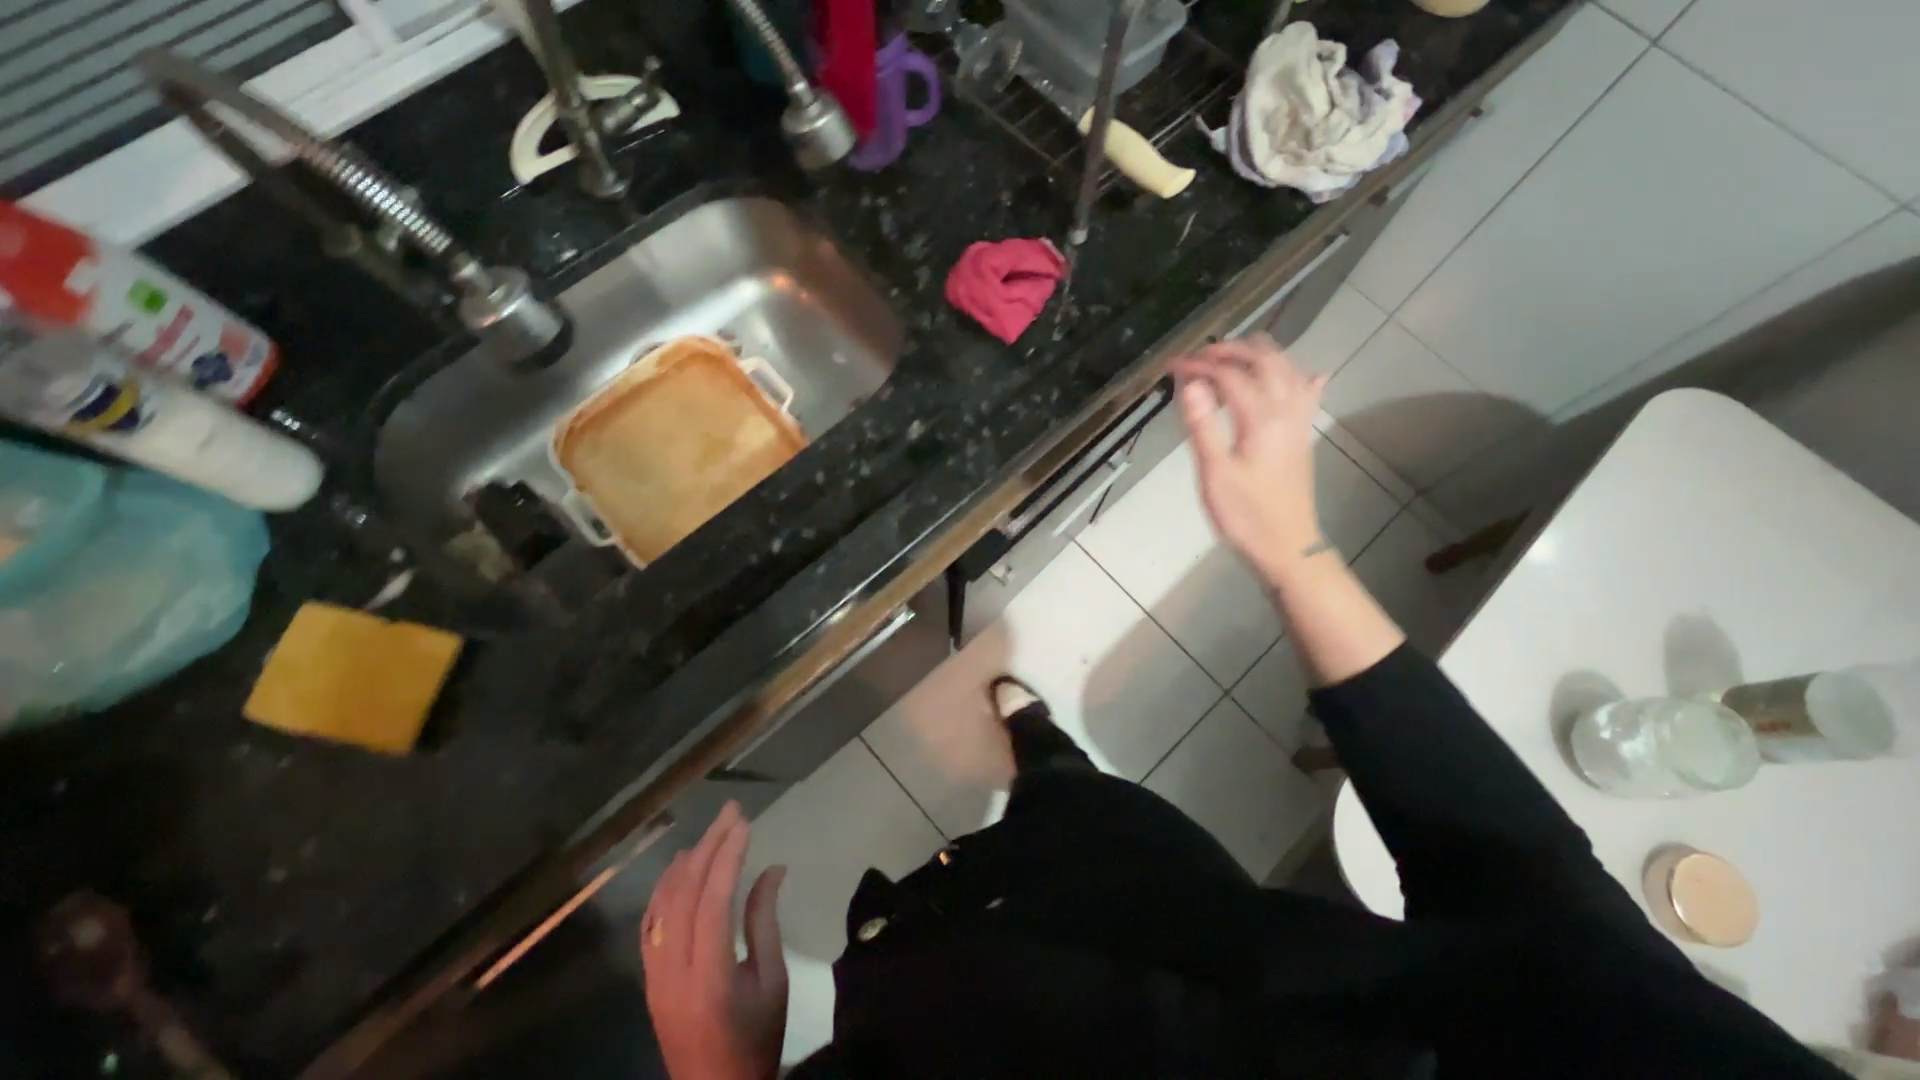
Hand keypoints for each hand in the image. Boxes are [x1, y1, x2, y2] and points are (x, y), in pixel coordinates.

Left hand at [642, 802, 787, 1079]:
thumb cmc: (756, 1038)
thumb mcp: (773, 981)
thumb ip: (765, 922)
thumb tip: (772, 868)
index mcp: (710, 974)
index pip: (714, 899)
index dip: (728, 855)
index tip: (744, 822)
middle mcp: (674, 970)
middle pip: (686, 894)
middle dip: (708, 847)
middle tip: (730, 813)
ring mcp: (654, 976)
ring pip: (662, 905)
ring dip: (685, 864)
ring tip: (709, 835)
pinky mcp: (648, 981)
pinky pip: (650, 926)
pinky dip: (664, 892)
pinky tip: (679, 872)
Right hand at [1170, 336, 1327, 582]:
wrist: (1287, 546)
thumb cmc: (1245, 515)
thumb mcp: (1215, 474)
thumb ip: (1202, 426)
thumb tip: (1190, 384)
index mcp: (1262, 418)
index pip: (1229, 375)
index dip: (1199, 365)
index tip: (1173, 366)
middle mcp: (1286, 410)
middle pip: (1265, 358)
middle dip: (1230, 350)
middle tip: (1199, 358)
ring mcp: (1300, 420)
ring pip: (1288, 368)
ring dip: (1258, 355)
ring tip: (1229, 360)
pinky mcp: (1303, 434)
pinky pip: (1307, 391)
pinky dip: (1297, 375)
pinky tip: (1299, 375)